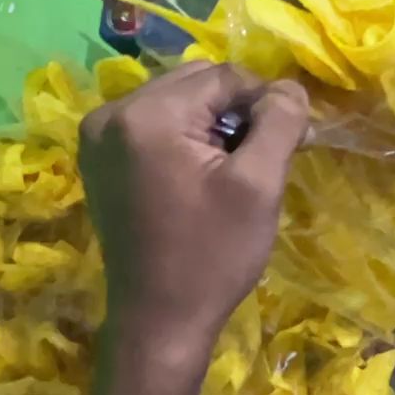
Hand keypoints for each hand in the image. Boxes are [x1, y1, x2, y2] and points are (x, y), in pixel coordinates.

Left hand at [79, 62, 308, 365]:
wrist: (161, 318)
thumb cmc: (214, 254)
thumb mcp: (259, 186)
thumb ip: (279, 124)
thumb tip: (290, 88)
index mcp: (148, 115)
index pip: (225, 76)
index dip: (268, 101)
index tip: (295, 142)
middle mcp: (112, 112)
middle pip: (197, 82)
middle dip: (240, 110)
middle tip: (269, 156)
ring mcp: (99, 137)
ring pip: (178, 102)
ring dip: (216, 123)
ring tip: (239, 169)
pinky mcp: (101, 160)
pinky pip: (156, 125)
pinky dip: (189, 138)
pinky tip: (207, 174)